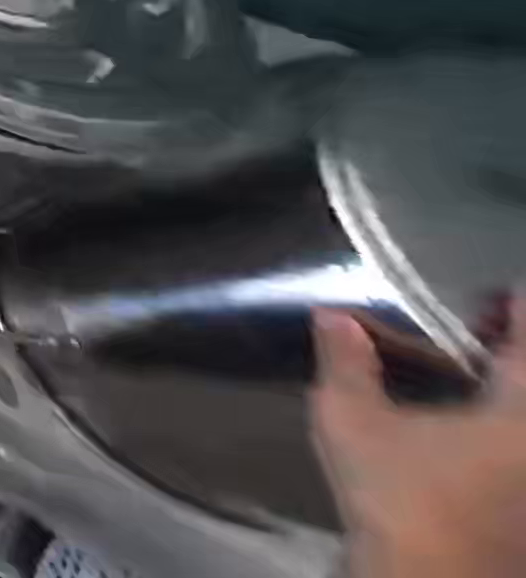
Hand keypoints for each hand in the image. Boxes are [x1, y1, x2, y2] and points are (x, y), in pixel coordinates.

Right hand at [311, 304, 525, 577]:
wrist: (430, 566)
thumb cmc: (394, 483)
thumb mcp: (350, 415)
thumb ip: (347, 362)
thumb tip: (335, 314)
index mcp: (517, 418)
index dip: (521, 316)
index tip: (509, 291)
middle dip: (514, 349)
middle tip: (486, 321)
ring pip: (525, 411)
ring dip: (507, 383)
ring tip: (473, 362)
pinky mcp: (524, 491)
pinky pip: (518, 434)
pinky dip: (501, 411)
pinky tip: (468, 409)